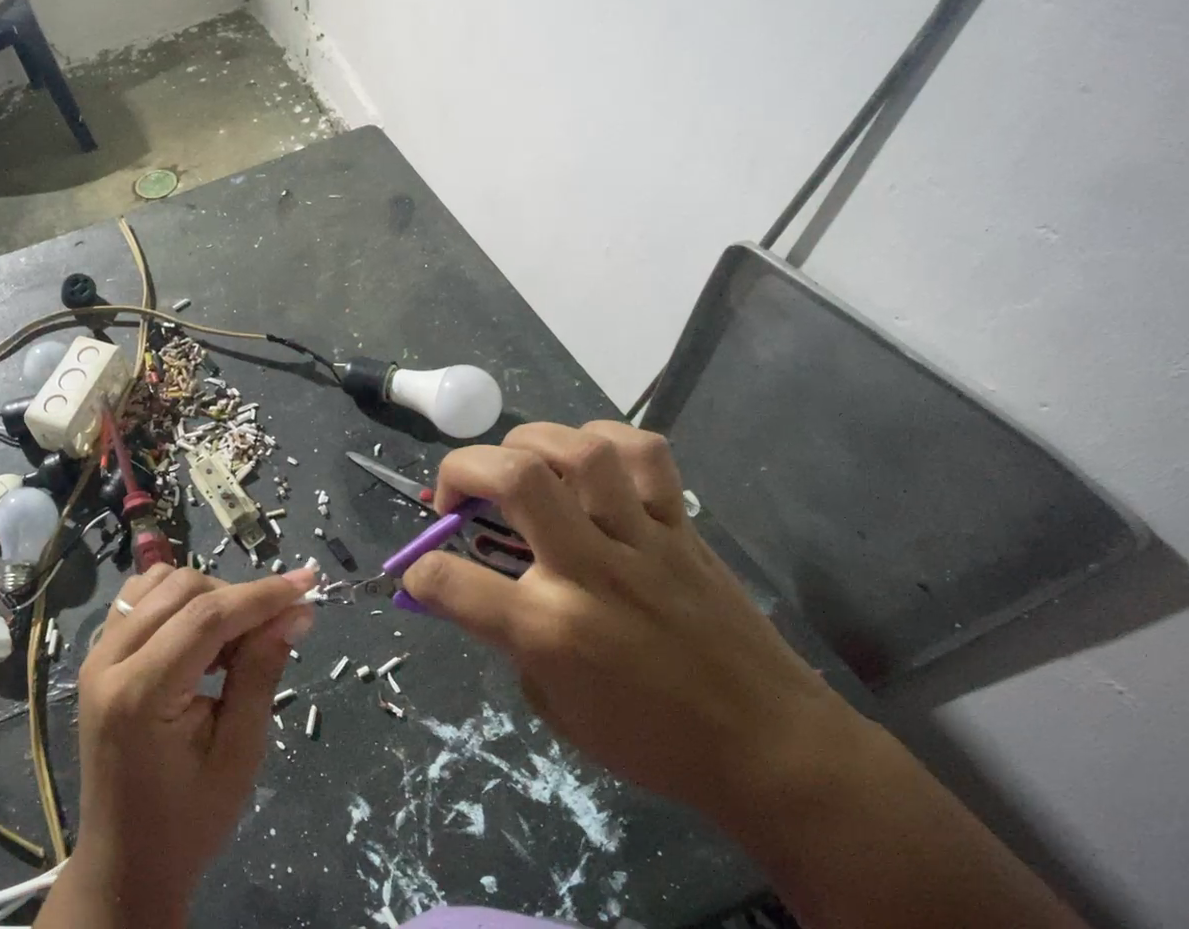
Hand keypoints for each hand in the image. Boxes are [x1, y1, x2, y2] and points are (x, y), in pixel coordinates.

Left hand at [38, 563, 315, 928]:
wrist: (126, 860)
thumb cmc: (189, 819)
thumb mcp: (239, 753)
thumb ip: (261, 672)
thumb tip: (297, 612)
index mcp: (140, 693)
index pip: (206, 616)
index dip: (262, 595)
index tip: (309, 583)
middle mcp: (107, 661)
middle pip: (181, 589)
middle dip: (236, 597)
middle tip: (274, 631)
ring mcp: (95, 656)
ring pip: (156, 584)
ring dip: (205, 595)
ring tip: (235, 640)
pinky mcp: (96, 658)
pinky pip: (137, 601)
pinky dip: (175, 601)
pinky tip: (201, 636)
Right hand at [401, 421, 854, 819]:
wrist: (769, 746)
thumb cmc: (651, 740)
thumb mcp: (555, 707)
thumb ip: (509, 640)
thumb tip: (479, 592)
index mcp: (548, 630)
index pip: (450, 582)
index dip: (419, 574)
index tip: (422, 576)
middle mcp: (588, 570)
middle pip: (511, 477)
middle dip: (459, 470)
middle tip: (455, 495)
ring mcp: (641, 541)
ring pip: (579, 449)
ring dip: (528, 442)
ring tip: (518, 466)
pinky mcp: (682, 528)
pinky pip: (645, 455)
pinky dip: (604, 441)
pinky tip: (588, 462)